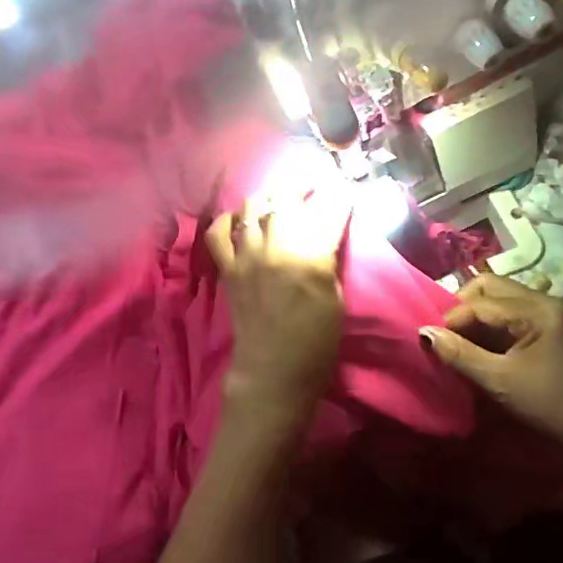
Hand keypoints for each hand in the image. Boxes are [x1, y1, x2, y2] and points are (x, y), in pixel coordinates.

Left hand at [205, 192, 350, 434]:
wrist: (272, 374)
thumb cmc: (315, 344)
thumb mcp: (336, 300)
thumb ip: (328, 261)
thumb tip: (328, 234)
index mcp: (310, 259)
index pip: (326, 212)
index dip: (337, 197)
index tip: (343, 190)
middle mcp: (276, 249)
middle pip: (286, 201)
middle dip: (301, 189)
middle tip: (312, 188)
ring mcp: (247, 256)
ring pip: (253, 208)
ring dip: (268, 197)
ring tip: (279, 198)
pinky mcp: (228, 269)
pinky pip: (218, 233)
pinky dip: (227, 219)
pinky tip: (240, 217)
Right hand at [423, 274, 562, 466]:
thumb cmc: (552, 406)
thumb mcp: (501, 381)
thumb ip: (460, 355)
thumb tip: (424, 333)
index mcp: (537, 309)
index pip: (481, 302)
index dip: (452, 319)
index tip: (431, 340)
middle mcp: (544, 300)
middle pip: (490, 287)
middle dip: (462, 307)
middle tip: (445, 335)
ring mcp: (550, 310)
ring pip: (500, 296)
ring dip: (476, 313)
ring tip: (459, 340)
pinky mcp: (551, 324)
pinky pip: (512, 310)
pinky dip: (492, 322)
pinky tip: (480, 343)